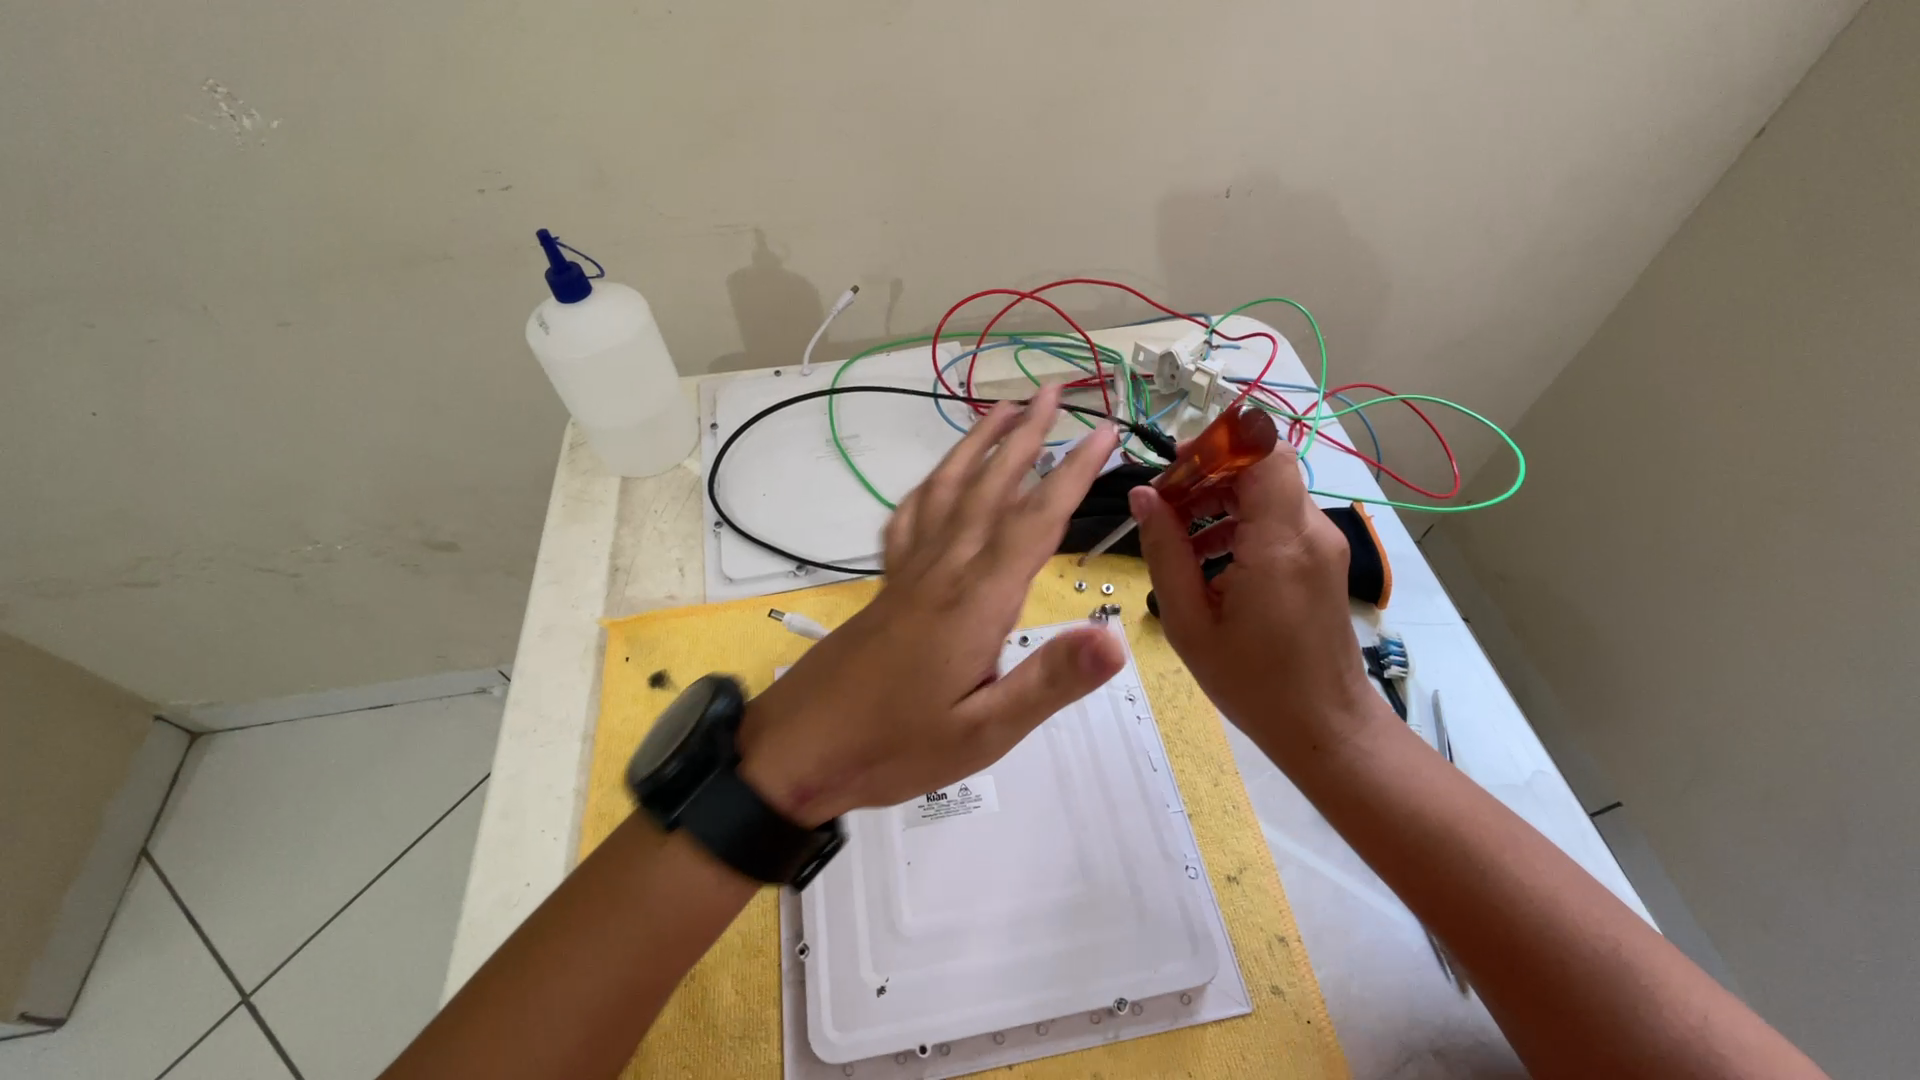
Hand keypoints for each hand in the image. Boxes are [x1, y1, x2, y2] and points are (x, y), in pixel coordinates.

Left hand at [738, 385, 1126, 825]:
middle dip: (1024, 436)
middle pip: (988, 489)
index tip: (1102, 429)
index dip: (1073, 472)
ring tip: (996, 411)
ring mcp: (908, 577)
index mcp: (976, 602)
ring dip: (974, 448)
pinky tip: (932, 483)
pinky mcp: (885, 589)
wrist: (797, 750)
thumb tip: (1117, 638)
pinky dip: (925, 491)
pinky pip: (906, 523)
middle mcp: (943, 573)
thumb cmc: (895, 747)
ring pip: (944, 493)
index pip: (1035, 522)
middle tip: (1051, 390)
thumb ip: (1050, 681)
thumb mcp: (984, 732)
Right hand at [1131, 444, 1380, 764]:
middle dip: (1207, 474)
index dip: (1215, 446)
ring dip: (1220, 499)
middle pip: (1261, 467)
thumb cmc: (1252, 682)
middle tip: (1163, 508)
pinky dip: (1241, 522)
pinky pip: (1279, 519)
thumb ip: (1165, 552)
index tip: (1172, 472)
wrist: (1324, 726)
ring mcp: (1321, 544)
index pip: (1261, 453)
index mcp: (1279, 543)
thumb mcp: (1190, 622)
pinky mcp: (1322, 560)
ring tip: (1178, 539)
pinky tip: (1208, 561)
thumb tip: (1142, 497)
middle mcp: (1309, 531)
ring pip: (1269, 490)